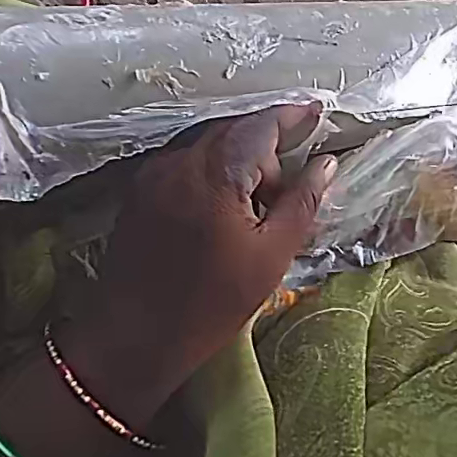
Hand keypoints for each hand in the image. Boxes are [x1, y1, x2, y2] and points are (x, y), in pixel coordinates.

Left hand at [61, 105, 336, 421]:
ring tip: (257, 209)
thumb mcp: (270, 256)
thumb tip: (326, 164)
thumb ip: (301, 202)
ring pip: (211, 146)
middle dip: (268, 149)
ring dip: (241, 162)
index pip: (260, 125)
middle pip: (235, 132)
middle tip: (288, 191)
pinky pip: (188, 163)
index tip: (317, 113)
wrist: (130, 343)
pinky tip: (224, 211)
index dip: (292, 116)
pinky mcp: (141, 190)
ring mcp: (155, 173)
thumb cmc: (208, 305)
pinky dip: (215, 172)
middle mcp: (180, 161)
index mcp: (215, 172)